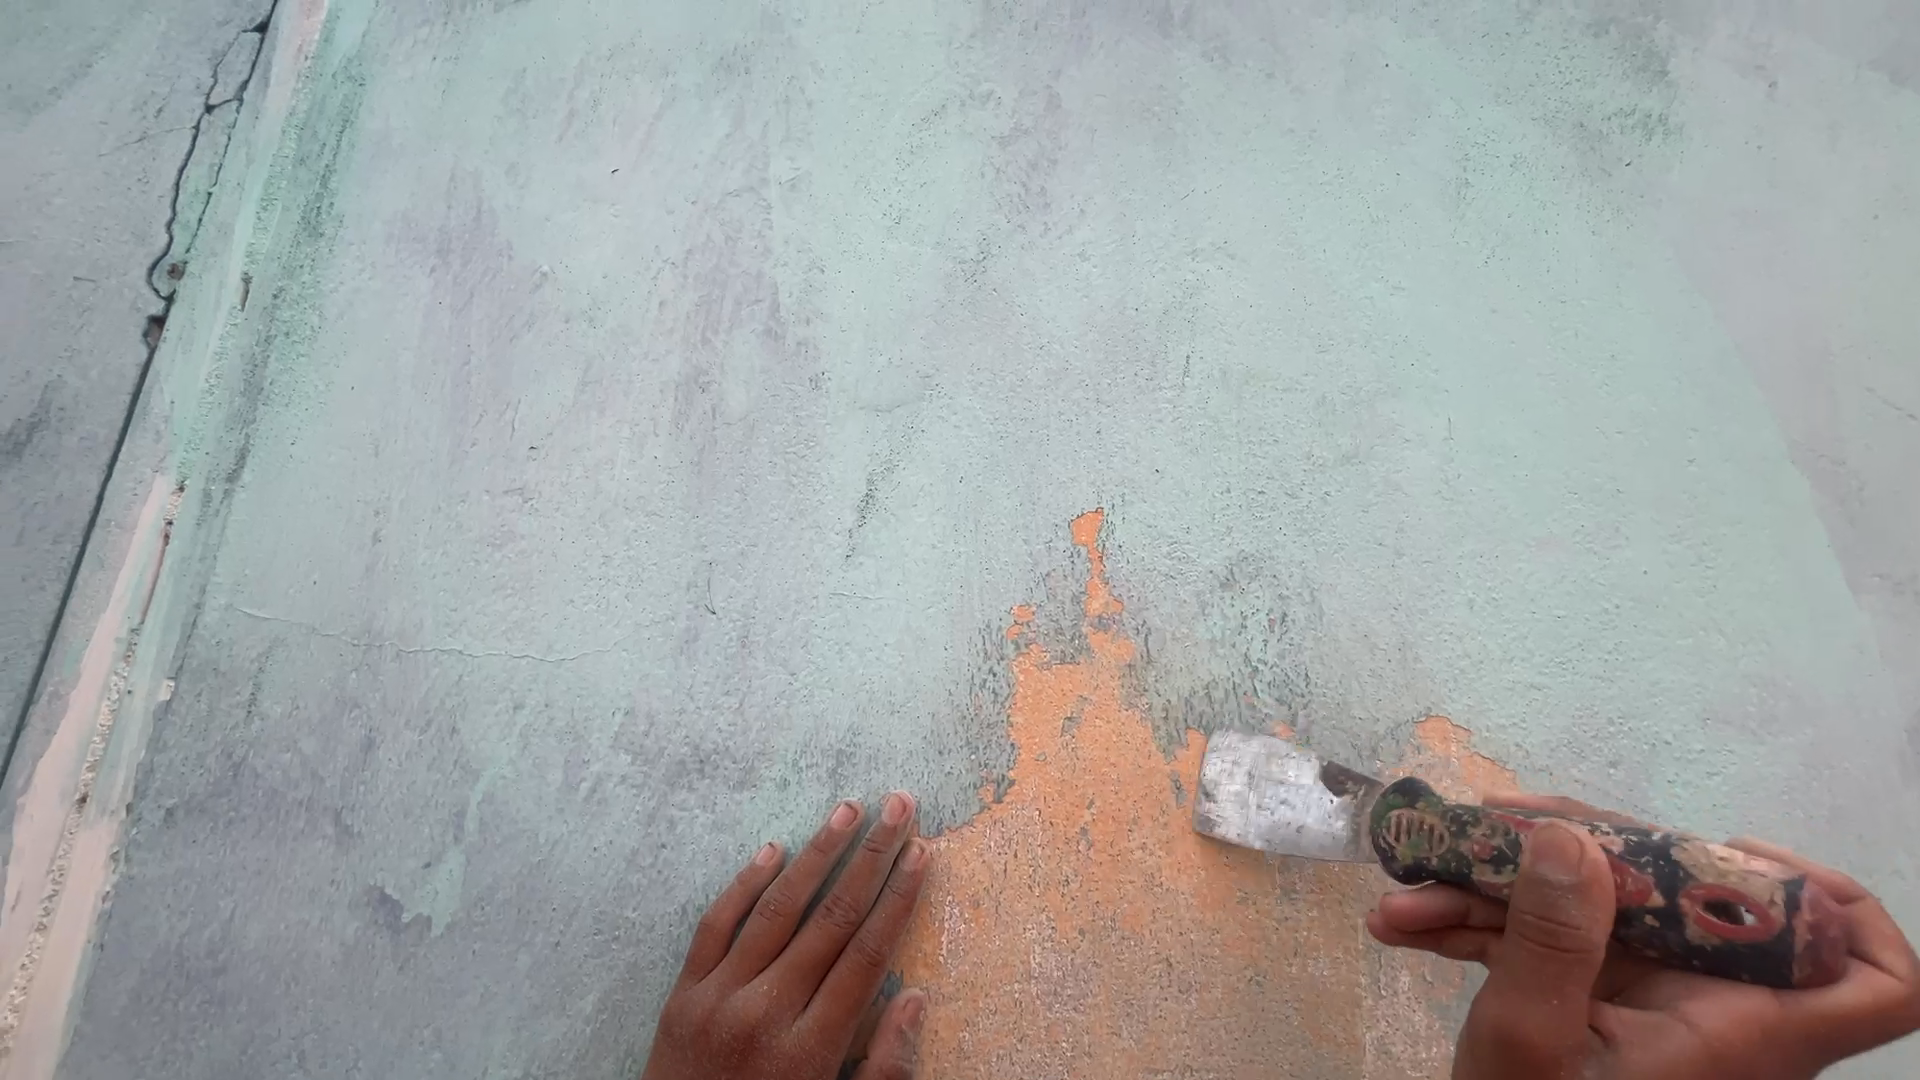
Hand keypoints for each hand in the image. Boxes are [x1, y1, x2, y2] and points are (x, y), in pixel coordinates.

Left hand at [642, 793, 932, 1079]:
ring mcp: (719, 999)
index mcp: (810, 1051)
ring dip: (818, 852)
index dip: (899, 897)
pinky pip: (715, 924)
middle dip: (872, 856)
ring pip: (777, 908)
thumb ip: (883, 1069)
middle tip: (898, 807)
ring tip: (849, 809)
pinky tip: (773, 849)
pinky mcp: (684, 994)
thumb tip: (916, 998)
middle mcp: (766, 1014)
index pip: (867, 954)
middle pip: (832, 918)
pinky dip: (744, 884)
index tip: (922, 852)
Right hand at [1367, 793, 1919, 1078]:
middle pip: (1671, 901)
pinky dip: (1472, 929)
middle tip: (1485, 827)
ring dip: (1483, 895)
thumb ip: (1552, 938)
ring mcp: (1638, 1001)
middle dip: (1563, 855)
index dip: (1827, 904)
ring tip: (1401, 898)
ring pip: (1584, 914)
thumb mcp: (1530, 1033)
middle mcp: (1701, 1006)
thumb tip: (1565, 834)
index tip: (1730, 849)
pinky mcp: (1585, 1000)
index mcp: (1735, 1027)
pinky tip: (1400, 925)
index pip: (1871, 980)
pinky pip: (1541, 941)